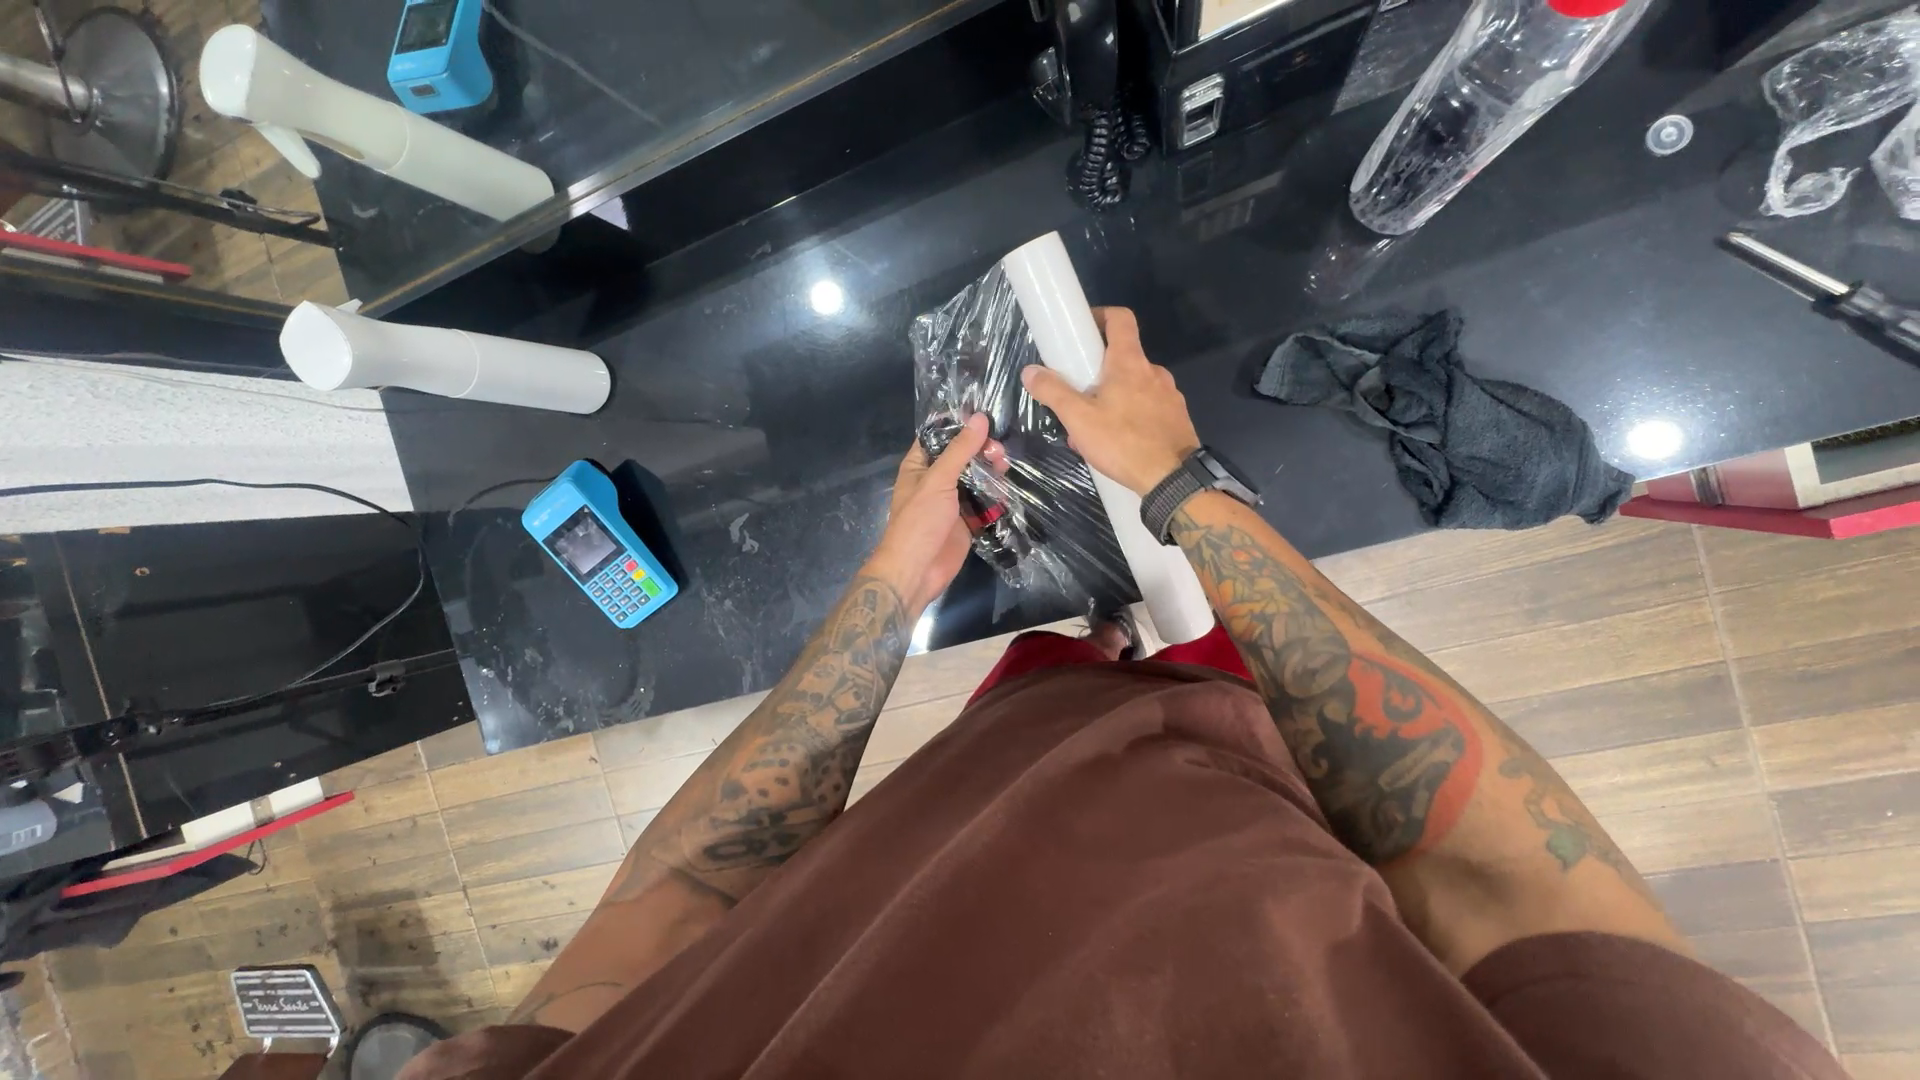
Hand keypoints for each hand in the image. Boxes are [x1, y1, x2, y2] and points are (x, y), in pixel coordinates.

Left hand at [866, 414, 1002, 617]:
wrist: (918, 570)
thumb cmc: (919, 521)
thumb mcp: (938, 480)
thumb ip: (960, 450)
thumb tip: (979, 418)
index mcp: (919, 466)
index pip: (938, 435)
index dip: (959, 424)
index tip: (985, 415)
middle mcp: (936, 480)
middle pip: (963, 455)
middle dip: (981, 449)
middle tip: (999, 451)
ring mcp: (952, 500)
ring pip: (976, 477)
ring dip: (991, 470)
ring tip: (1004, 466)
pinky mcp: (967, 519)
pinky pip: (985, 501)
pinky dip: (996, 494)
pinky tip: (1008, 487)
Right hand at [1020, 307, 1200, 495]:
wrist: (1172, 478)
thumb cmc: (1123, 442)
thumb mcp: (1079, 418)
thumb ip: (1053, 392)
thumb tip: (1030, 371)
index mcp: (1130, 362)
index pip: (1120, 319)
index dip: (1100, 315)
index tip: (1082, 329)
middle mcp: (1154, 372)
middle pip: (1123, 357)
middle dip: (1098, 371)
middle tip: (1077, 393)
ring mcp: (1169, 395)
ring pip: (1134, 387)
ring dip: (1112, 398)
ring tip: (1092, 427)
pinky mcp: (1176, 419)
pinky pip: (1147, 409)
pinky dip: (1128, 417)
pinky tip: (1115, 443)